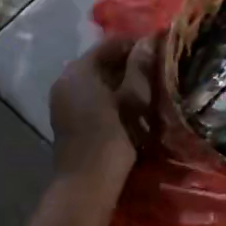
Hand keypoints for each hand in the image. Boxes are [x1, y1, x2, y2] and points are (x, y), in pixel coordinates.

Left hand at [49, 36, 154, 181]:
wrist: (86, 185)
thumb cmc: (111, 139)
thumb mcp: (131, 101)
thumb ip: (140, 69)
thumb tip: (150, 41)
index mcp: (79, 70)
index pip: (110, 44)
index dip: (137, 44)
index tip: (162, 49)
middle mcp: (66, 79)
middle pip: (101, 61)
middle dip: (130, 63)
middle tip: (160, 69)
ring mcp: (63, 100)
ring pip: (97, 80)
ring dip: (122, 80)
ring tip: (150, 87)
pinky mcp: (67, 118)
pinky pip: (91, 95)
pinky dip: (111, 95)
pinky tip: (132, 106)